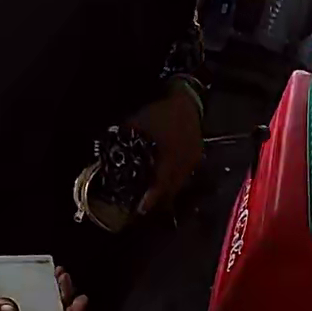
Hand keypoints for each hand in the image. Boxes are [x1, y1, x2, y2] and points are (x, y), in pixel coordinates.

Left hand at [129, 84, 203, 212]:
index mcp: (169, 158)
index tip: (140, 210)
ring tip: (156, 195)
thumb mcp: (137, 124)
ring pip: (180, 183)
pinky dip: (175, 179)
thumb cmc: (160, 113)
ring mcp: (192, 161)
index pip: (159, 185)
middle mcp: (183, 164)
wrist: (186, 100)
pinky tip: (167, 177)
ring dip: (168, 191)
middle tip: (146, 207)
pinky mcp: (197, 156)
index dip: (150, 199)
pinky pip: (185, 174)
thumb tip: (114, 152)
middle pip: (172, 190)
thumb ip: (127, 140)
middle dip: (159, 200)